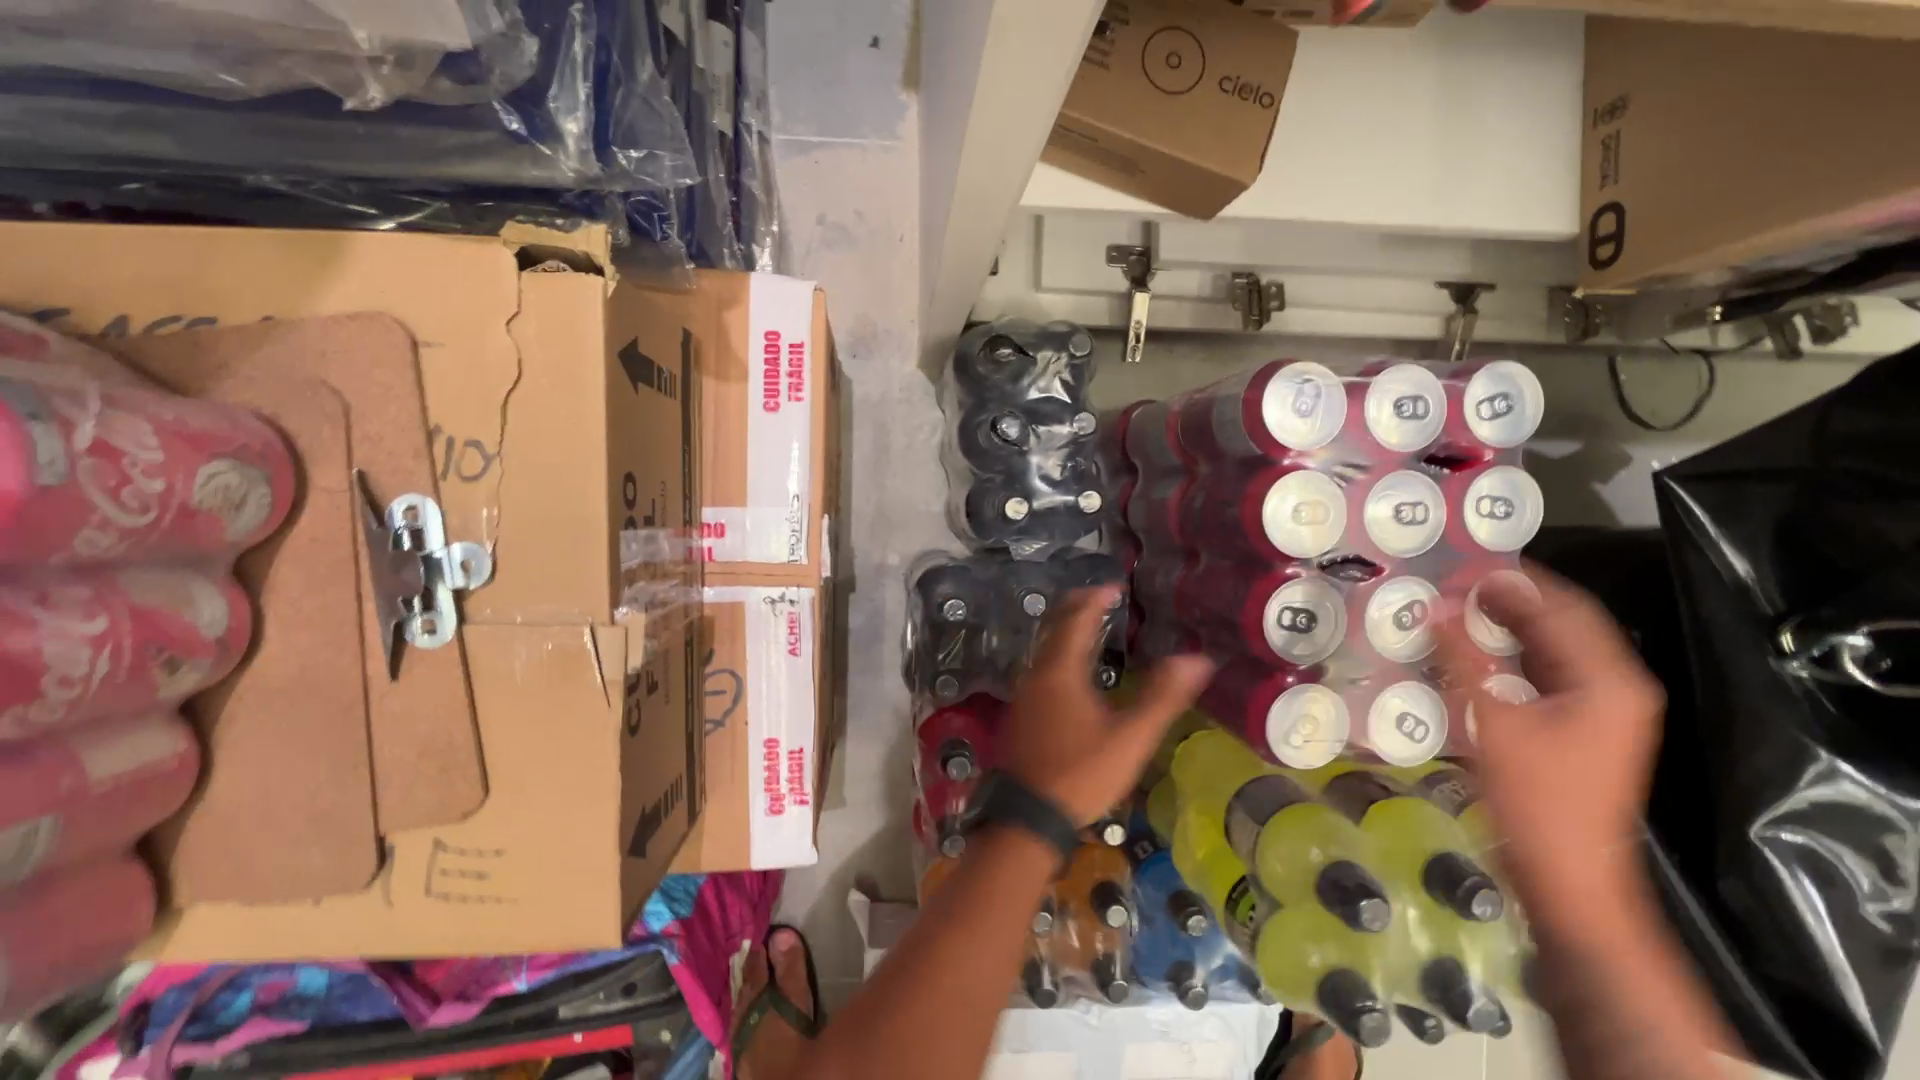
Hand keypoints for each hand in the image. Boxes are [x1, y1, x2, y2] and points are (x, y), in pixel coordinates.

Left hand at [1004, 587, 1212, 824]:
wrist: (1029, 817)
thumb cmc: (1082, 774)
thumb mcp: (1130, 738)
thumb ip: (1163, 697)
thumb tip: (1199, 660)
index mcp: (1060, 671)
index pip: (1076, 620)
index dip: (1095, 600)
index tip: (1114, 587)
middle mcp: (1035, 674)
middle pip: (1053, 628)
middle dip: (1075, 608)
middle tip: (1100, 598)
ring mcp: (1023, 694)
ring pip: (1043, 648)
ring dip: (1065, 631)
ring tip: (1090, 628)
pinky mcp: (1020, 714)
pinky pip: (1039, 668)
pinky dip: (1057, 654)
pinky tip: (1072, 671)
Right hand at [1438, 565, 1664, 913]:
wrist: (1568, 877)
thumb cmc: (1536, 800)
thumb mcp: (1493, 723)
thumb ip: (1466, 658)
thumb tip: (1439, 607)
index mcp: (1610, 679)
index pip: (1565, 608)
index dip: (1516, 582)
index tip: (1465, 565)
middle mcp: (1616, 687)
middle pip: (1561, 626)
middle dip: (1508, 603)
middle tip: (1451, 586)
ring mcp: (1602, 711)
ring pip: (1552, 651)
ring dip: (1506, 630)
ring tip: (1453, 613)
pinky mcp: (1581, 730)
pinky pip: (1545, 677)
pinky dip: (1510, 660)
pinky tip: (1470, 656)